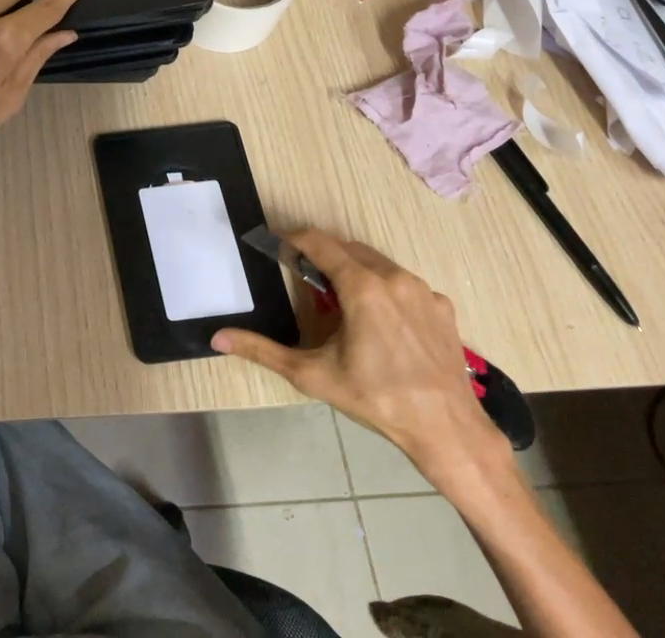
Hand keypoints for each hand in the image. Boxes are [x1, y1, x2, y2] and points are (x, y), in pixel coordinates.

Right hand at [212, 230, 507, 487]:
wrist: (446, 428)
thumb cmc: (375, 398)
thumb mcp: (311, 374)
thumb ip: (262, 350)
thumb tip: (217, 338)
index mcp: (362, 287)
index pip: (320, 243)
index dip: (293, 237)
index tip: (275, 241)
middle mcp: (394, 278)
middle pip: (349, 249)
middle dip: (322, 254)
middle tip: (300, 272)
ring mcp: (423, 291)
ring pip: (379, 264)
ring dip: (353, 269)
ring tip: (336, 298)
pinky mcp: (442, 307)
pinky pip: (404, 284)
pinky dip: (383, 289)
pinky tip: (377, 320)